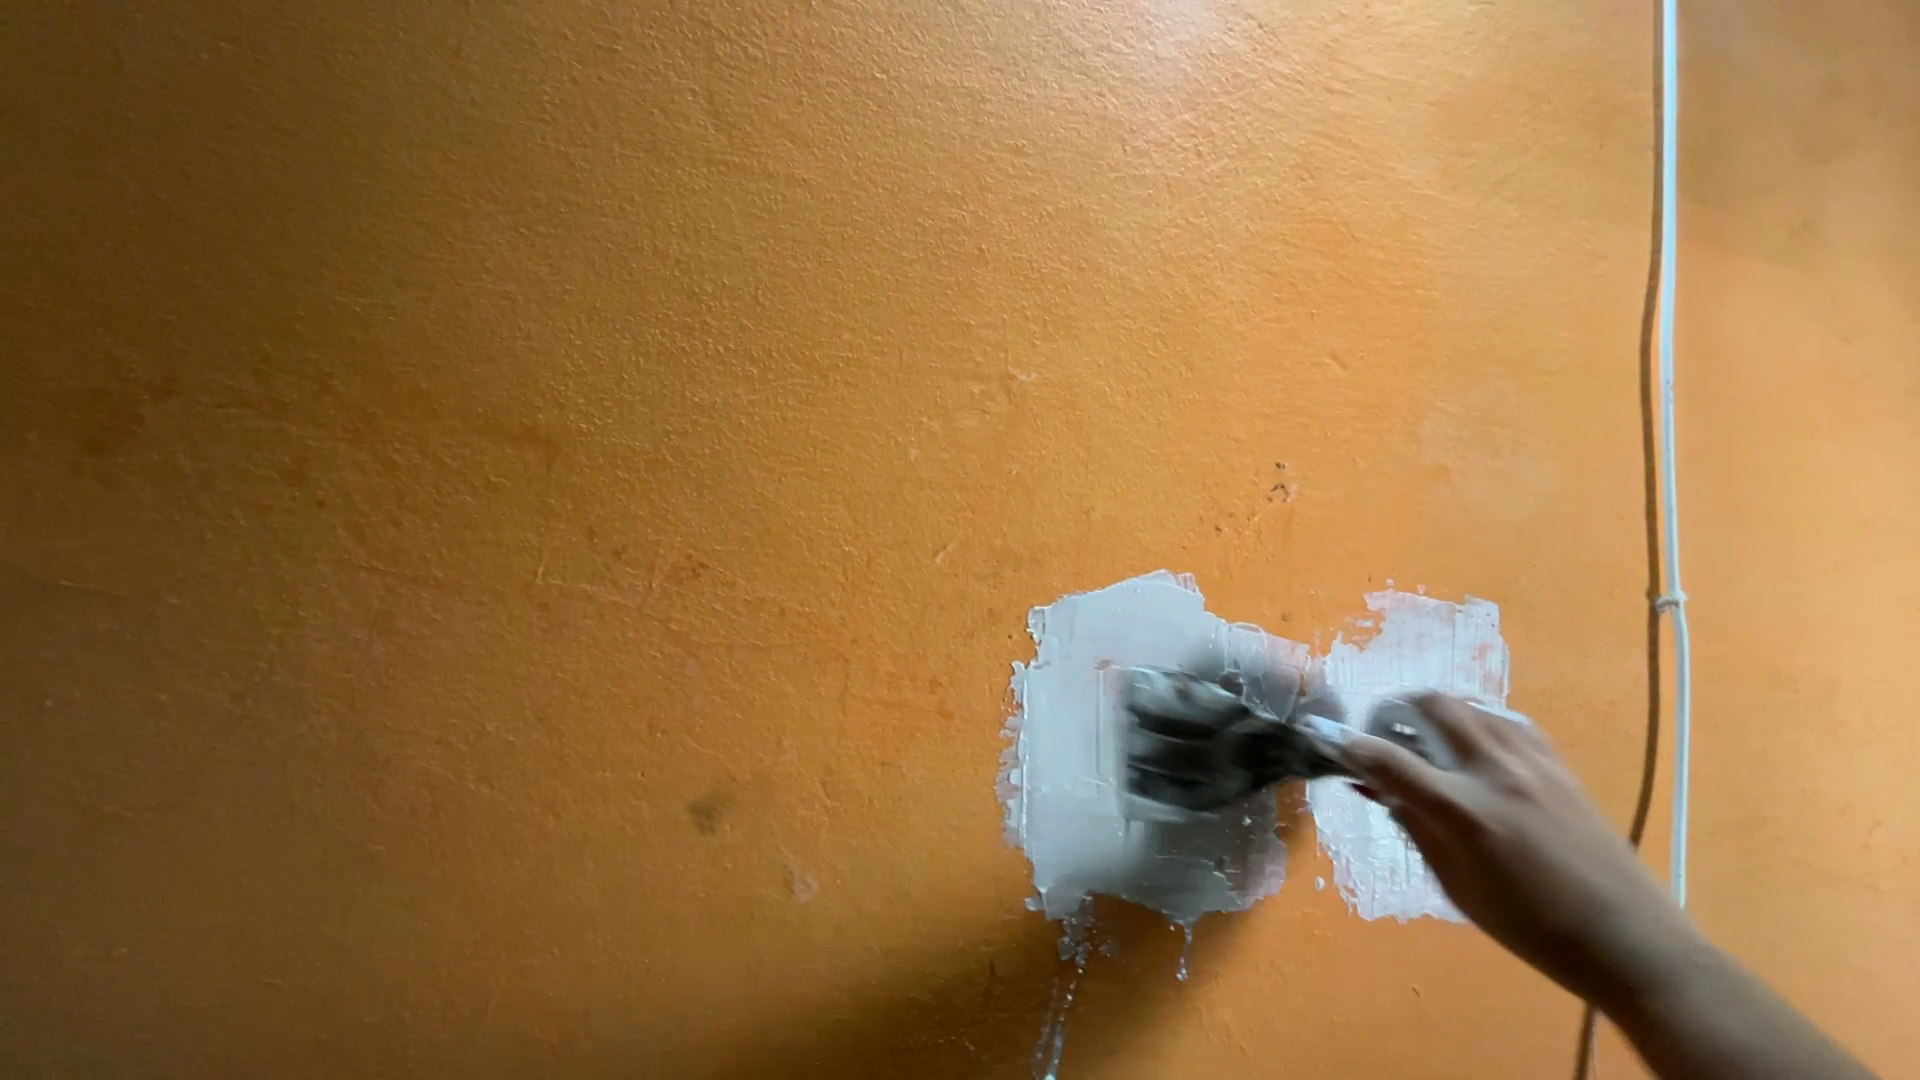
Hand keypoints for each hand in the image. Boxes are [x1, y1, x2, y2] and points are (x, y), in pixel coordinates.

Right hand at [1345, 694, 1705, 1008]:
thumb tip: (1375, 786)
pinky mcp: (1558, 765)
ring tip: (1421, 734)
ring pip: (1470, 704)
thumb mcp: (1454, 884)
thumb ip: (1412, 825)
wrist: (1629, 941)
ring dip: (1435, 710)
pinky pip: (1506, 720)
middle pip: (1432, 706)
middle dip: (1393, 710)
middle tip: (1379, 732)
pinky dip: (1476, 720)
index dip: (1347, 744)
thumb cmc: (1528, 926)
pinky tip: (1471, 743)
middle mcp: (1496, 772)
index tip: (1324, 738)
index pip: (1387, 758)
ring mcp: (1532, 763)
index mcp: (1464, 811)